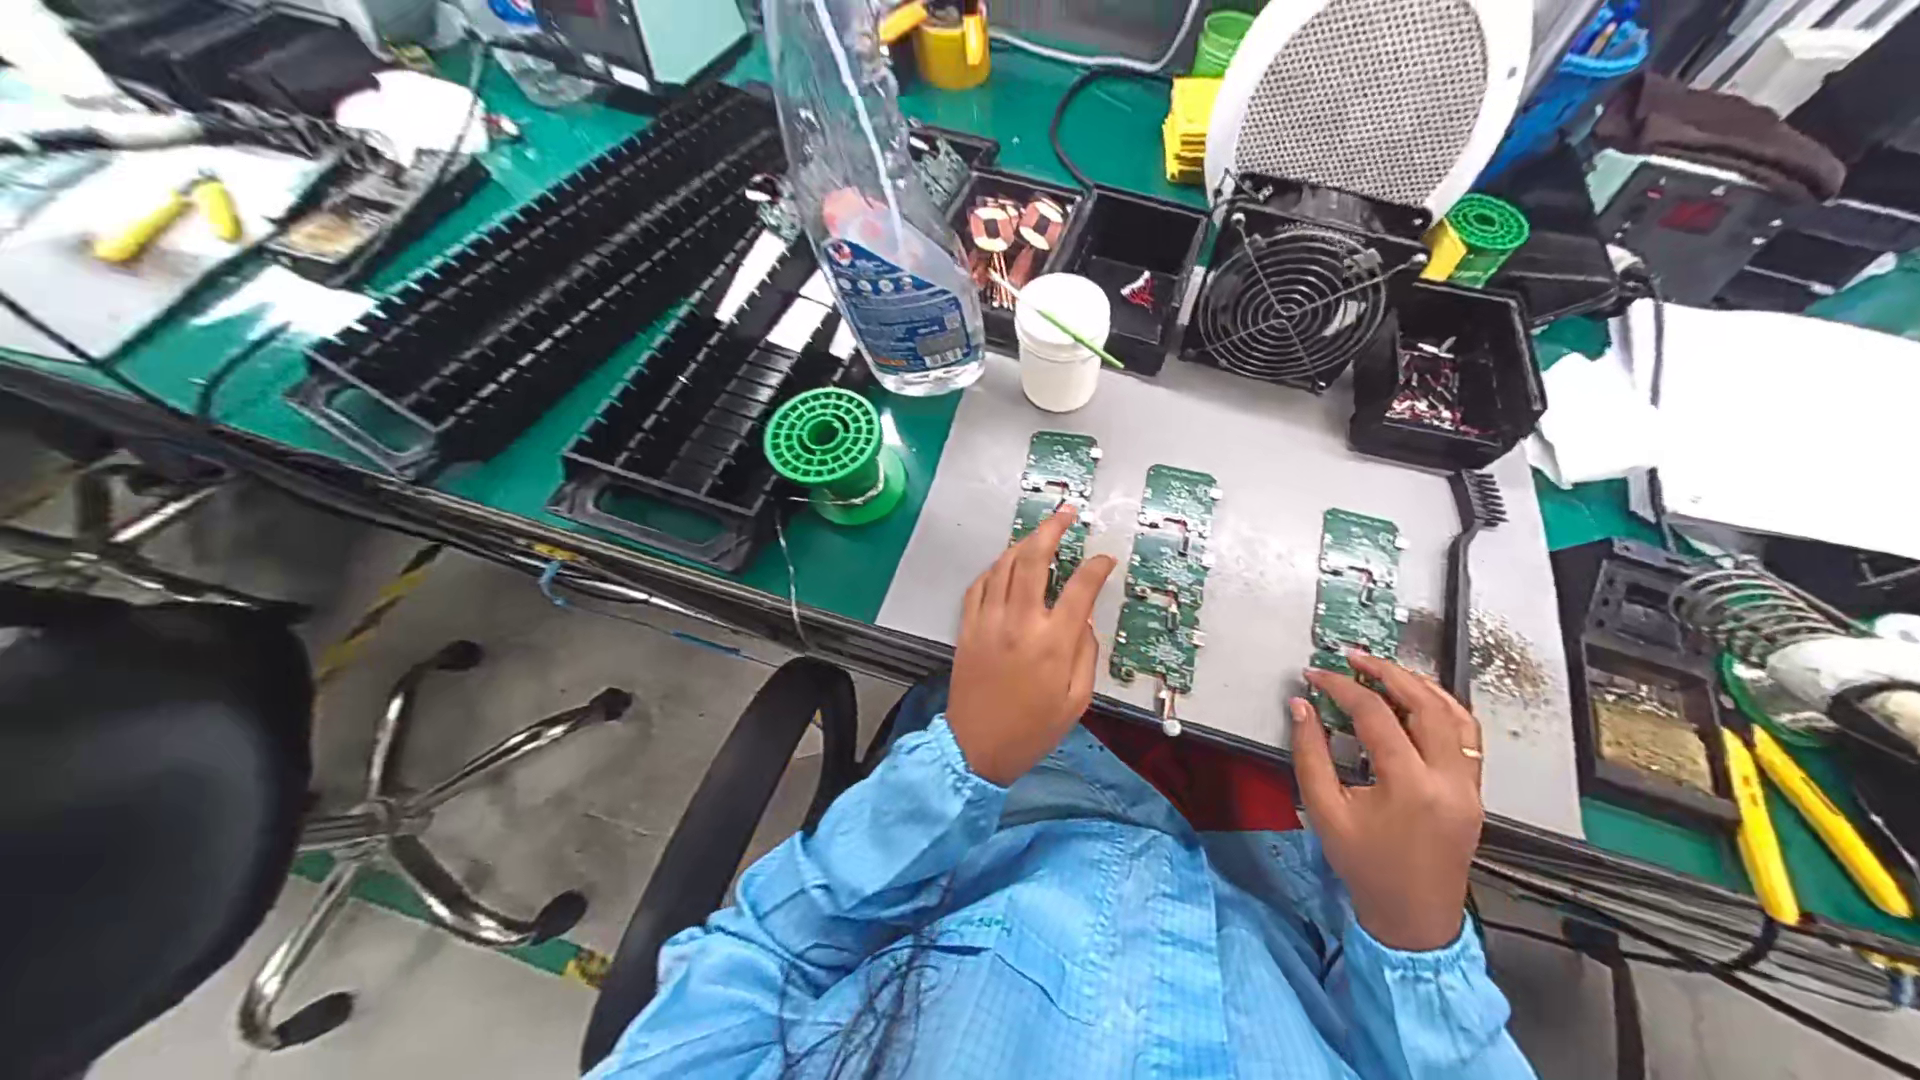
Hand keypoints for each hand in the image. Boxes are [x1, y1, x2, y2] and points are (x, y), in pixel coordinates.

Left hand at [947, 505, 1116, 785]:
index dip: (1096, 566)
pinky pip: (979, 585)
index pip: (1080, 588)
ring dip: (1022, 543)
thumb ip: (1085, 653)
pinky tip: (1005, 564)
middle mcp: (1019, 623)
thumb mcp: (1077, 700)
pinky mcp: (967, 627)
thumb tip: (1084, 618)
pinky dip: (994, 568)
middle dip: (1051, 529)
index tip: (1105, 558)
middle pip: (1033, 560)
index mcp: (1052, 643)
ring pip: (1003, 566)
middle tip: (1066, 513)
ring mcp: (988, 622)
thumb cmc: (1033, 729)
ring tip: (1039, 534)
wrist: (976, 747)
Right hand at [1290, 652, 1484, 951]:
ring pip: (1457, 716)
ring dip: (1420, 685)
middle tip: (1353, 657)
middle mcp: (1450, 780)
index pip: (1376, 714)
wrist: (1414, 918)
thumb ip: (1309, 752)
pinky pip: (1468, 737)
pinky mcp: (1475, 792)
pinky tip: (1416, 701)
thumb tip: (1301, 705)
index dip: (1341, 687)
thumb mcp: (1323, 809)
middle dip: (1387, 672)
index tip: (1315, 674)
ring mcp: (1470, 786)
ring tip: (1384, 670)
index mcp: (1410, 785)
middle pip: (1426, 704)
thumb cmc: (1364, 866)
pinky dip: (1442, 709)